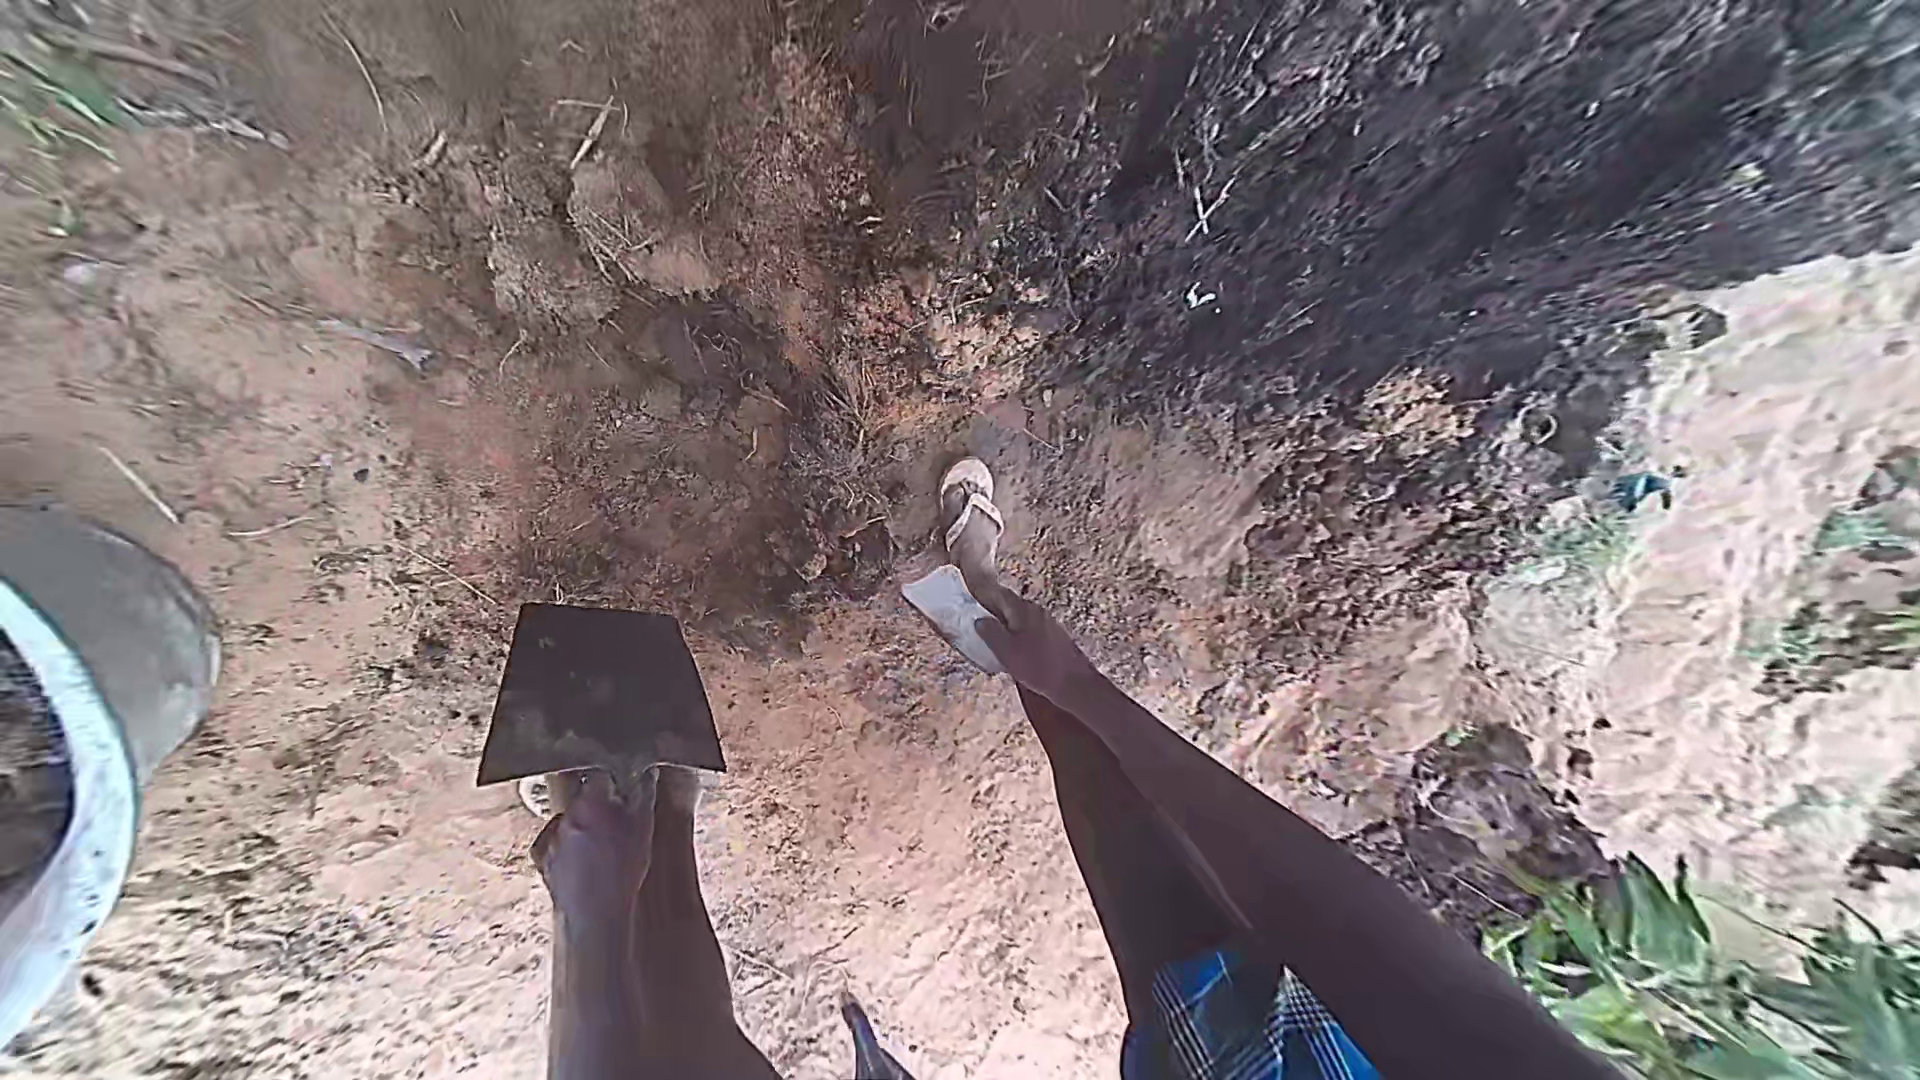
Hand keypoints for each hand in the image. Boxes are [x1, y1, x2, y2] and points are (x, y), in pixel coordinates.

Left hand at [531, 769, 656, 922]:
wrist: (596, 913)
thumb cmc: (623, 869)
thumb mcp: (644, 826)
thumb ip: (644, 794)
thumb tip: (647, 774)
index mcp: (591, 802)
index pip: (599, 774)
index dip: (613, 776)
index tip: (623, 783)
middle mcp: (566, 816)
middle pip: (583, 795)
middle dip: (599, 800)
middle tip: (618, 813)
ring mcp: (550, 837)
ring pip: (569, 816)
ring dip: (583, 819)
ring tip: (601, 837)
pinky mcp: (541, 858)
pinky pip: (553, 837)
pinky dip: (565, 839)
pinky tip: (581, 850)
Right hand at [973, 586, 1100, 703]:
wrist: (1073, 683)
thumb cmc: (1037, 666)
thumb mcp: (1006, 651)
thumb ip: (990, 632)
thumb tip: (979, 620)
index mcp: (1023, 610)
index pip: (1000, 594)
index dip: (984, 595)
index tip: (971, 599)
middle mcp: (1037, 611)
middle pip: (1011, 605)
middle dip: (994, 610)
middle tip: (979, 620)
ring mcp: (1048, 622)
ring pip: (1021, 617)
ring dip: (1007, 623)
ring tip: (994, 636)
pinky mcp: (1055, 636)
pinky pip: (1030, 628)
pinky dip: (1019, 633)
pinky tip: (1015, 648)